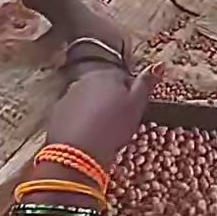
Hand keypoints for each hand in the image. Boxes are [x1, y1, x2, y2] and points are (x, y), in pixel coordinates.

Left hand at [43, 64, 157, 171]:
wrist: (80, 151)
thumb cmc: (114, 126)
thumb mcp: (137, 105)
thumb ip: (146, 83)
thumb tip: (158, 64)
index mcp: (107, 76)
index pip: (123, 79)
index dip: (130, 96)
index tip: (131, 112)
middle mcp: (85, 80)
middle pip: (103, 88)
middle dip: (110, 100)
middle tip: (118, 122)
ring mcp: (68, 95)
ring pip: (87, 99)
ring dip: (94, 109)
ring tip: (102, 130)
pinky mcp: (57, 111)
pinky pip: (73, 112)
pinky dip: (79, 119)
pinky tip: (86, 134)